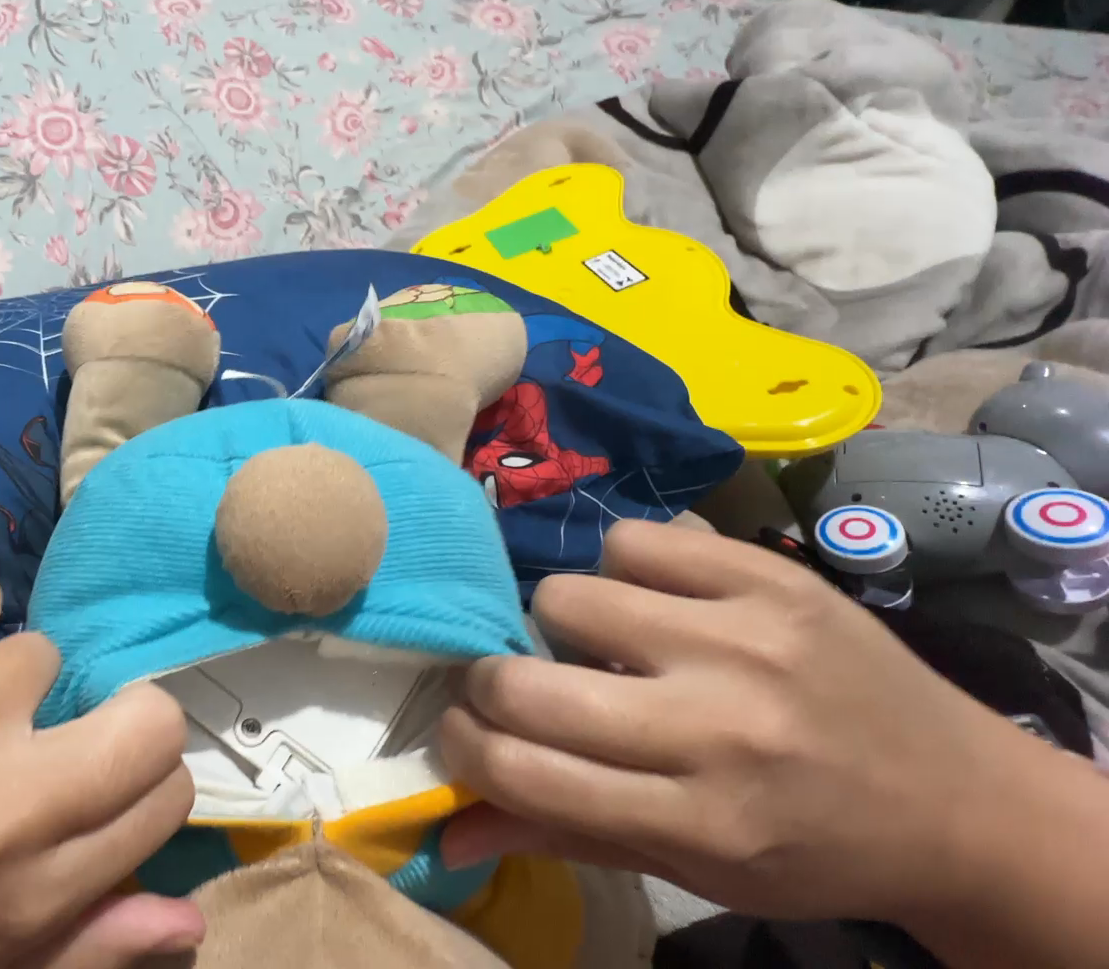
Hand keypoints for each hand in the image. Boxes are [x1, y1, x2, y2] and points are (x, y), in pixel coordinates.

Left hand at [0, 574, 199, 968]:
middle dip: (120, 714)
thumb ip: (88, 950)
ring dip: (1, 683)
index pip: (164, 795)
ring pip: (38, 652)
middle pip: (147, 715)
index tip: (96, 775)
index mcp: (27, 896)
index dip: (141, 777)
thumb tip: (192, 916)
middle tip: (47, 730)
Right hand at [436, 519, 1076, 925]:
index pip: (517, 770)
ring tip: (600, 644)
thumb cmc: (808, 848)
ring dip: (559, 623)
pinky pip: (631, 542)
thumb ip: (561, 836)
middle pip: (523, 683)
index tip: (464, 730)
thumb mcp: (690, 869)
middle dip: (492, 685)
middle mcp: (718, 728)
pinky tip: (650, 601)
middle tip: (518, 688)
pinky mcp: (769, 577)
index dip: (464, 743)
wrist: (966, 803)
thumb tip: (444, 833)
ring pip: (565, 596)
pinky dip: (620, 569)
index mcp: (699, 820)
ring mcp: (744, 640)